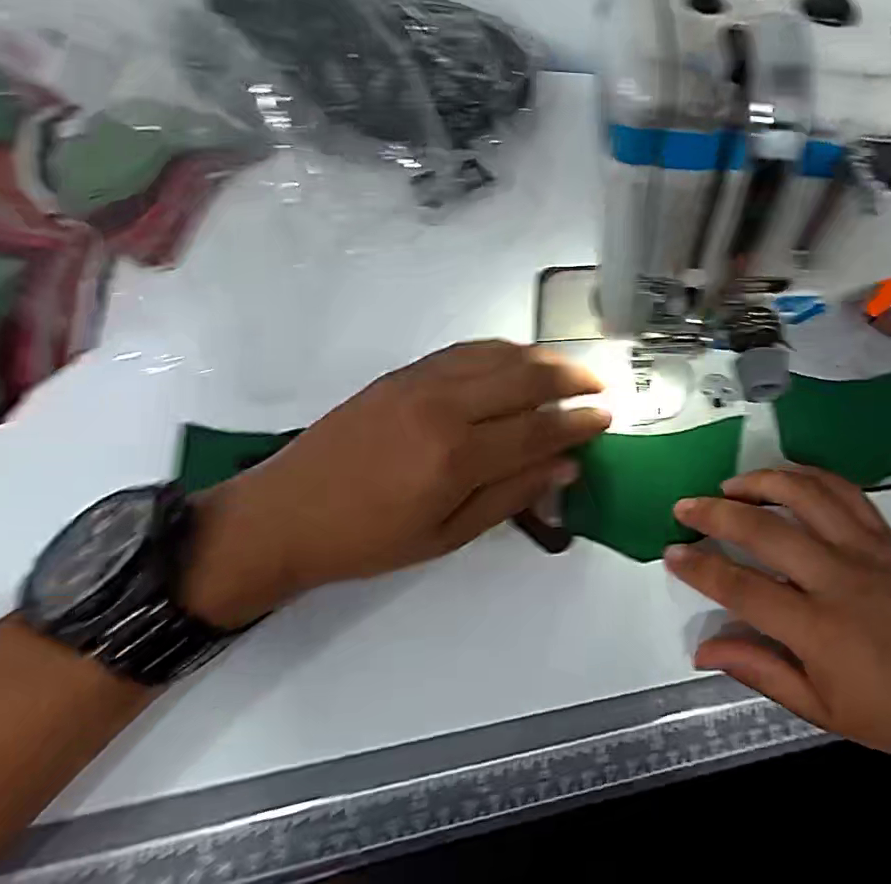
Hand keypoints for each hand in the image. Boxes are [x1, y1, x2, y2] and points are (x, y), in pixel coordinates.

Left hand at [184, 340, 609, 624]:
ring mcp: (422, 382)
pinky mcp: (404, 372)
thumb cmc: (370, 539)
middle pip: (528, 377)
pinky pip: (468, 350)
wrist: (283, 514)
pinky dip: (505, 350)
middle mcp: (445, 407)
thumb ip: (512, 495)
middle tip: (600, 386)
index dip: (580, 421)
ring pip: (501, 355)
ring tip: (571, 370)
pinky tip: (520, 360)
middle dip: (573, 377)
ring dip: (544, 358)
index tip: (607, 417)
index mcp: (457, 457)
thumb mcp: (448, 535)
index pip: (540, 428)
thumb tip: (567, 466)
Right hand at [664, 467, 890, 784]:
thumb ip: (758, 669)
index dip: (700, 567)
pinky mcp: (888, 538)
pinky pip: (846, 492)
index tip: (671, 552)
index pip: (742, 588)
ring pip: (806, 495)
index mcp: (818, 629)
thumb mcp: (818, 707)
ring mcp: (867, 551)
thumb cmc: (889, 715)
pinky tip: (789, 478)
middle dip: (715, 513)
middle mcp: (839, 578)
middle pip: (765, 530)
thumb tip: (702, 648)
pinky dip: (811, 476)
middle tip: (685, 506)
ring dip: (762, 481)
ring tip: (731, 483)